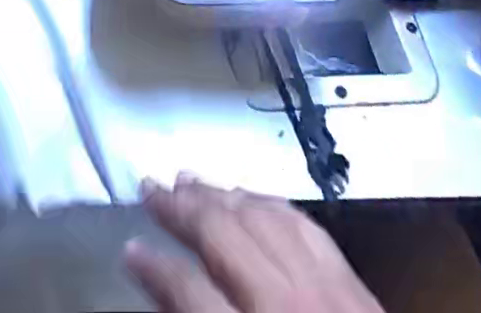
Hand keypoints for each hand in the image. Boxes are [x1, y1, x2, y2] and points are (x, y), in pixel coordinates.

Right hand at [124, 176, 384, 312]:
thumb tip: (167, 295)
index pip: (189, 291)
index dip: (154, 267)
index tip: (131, 247)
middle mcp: (285, 303)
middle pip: (224, 236)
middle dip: (182, 208)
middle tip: (152, 187)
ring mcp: (322, 283)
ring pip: (261, 216)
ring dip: (221, 194)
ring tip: (189, 179)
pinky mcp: (349, 277)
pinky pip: (300, 222)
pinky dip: (267, 202)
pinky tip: (248, 194)